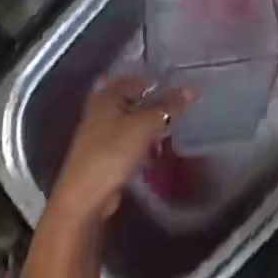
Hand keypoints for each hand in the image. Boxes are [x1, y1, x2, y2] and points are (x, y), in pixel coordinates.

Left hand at [48, 78, 193, 226]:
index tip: (179, 86)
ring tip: (172, 130)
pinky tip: (157, 152)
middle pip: (133, 102)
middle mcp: (100, 112)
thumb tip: (191, 89)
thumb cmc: (113, 152)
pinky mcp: (105, 157)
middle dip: (155, 105)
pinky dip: (144, 144)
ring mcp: (101, 136)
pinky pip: (130, 143)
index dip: (155, 82)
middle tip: (180, 108)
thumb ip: (168, 107)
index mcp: (106, 98)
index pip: (134, 80)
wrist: (85, 197)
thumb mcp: (145, 125)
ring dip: (150, 126)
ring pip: (132, 124)